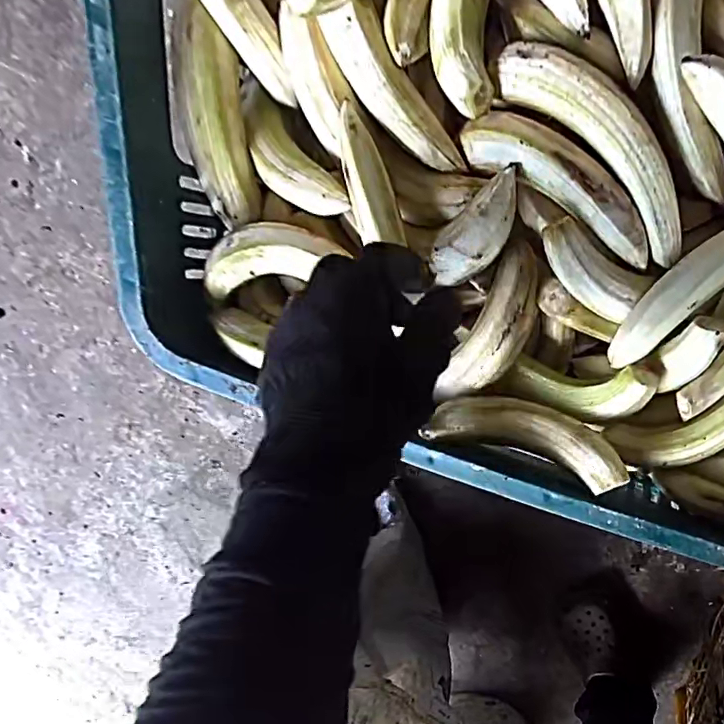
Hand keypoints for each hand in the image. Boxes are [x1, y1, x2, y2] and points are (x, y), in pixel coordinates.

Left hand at [248, 244, 458, 485]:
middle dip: (380, 292)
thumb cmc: (373, 416)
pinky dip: (334, 335)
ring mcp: (286, 327)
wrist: (316, 465)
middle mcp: (309, 299)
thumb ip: (434, 328)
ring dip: (355, 314)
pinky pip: (310, 329)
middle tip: (407, 321)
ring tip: (381, 350)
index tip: (428, 288)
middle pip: (348, 277)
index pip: (380, 259)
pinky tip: (352, 370)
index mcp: (347, 296)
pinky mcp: (276, 355)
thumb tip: (448, 298)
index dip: (408, 269)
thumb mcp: (417, 373)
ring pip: (326, 302)